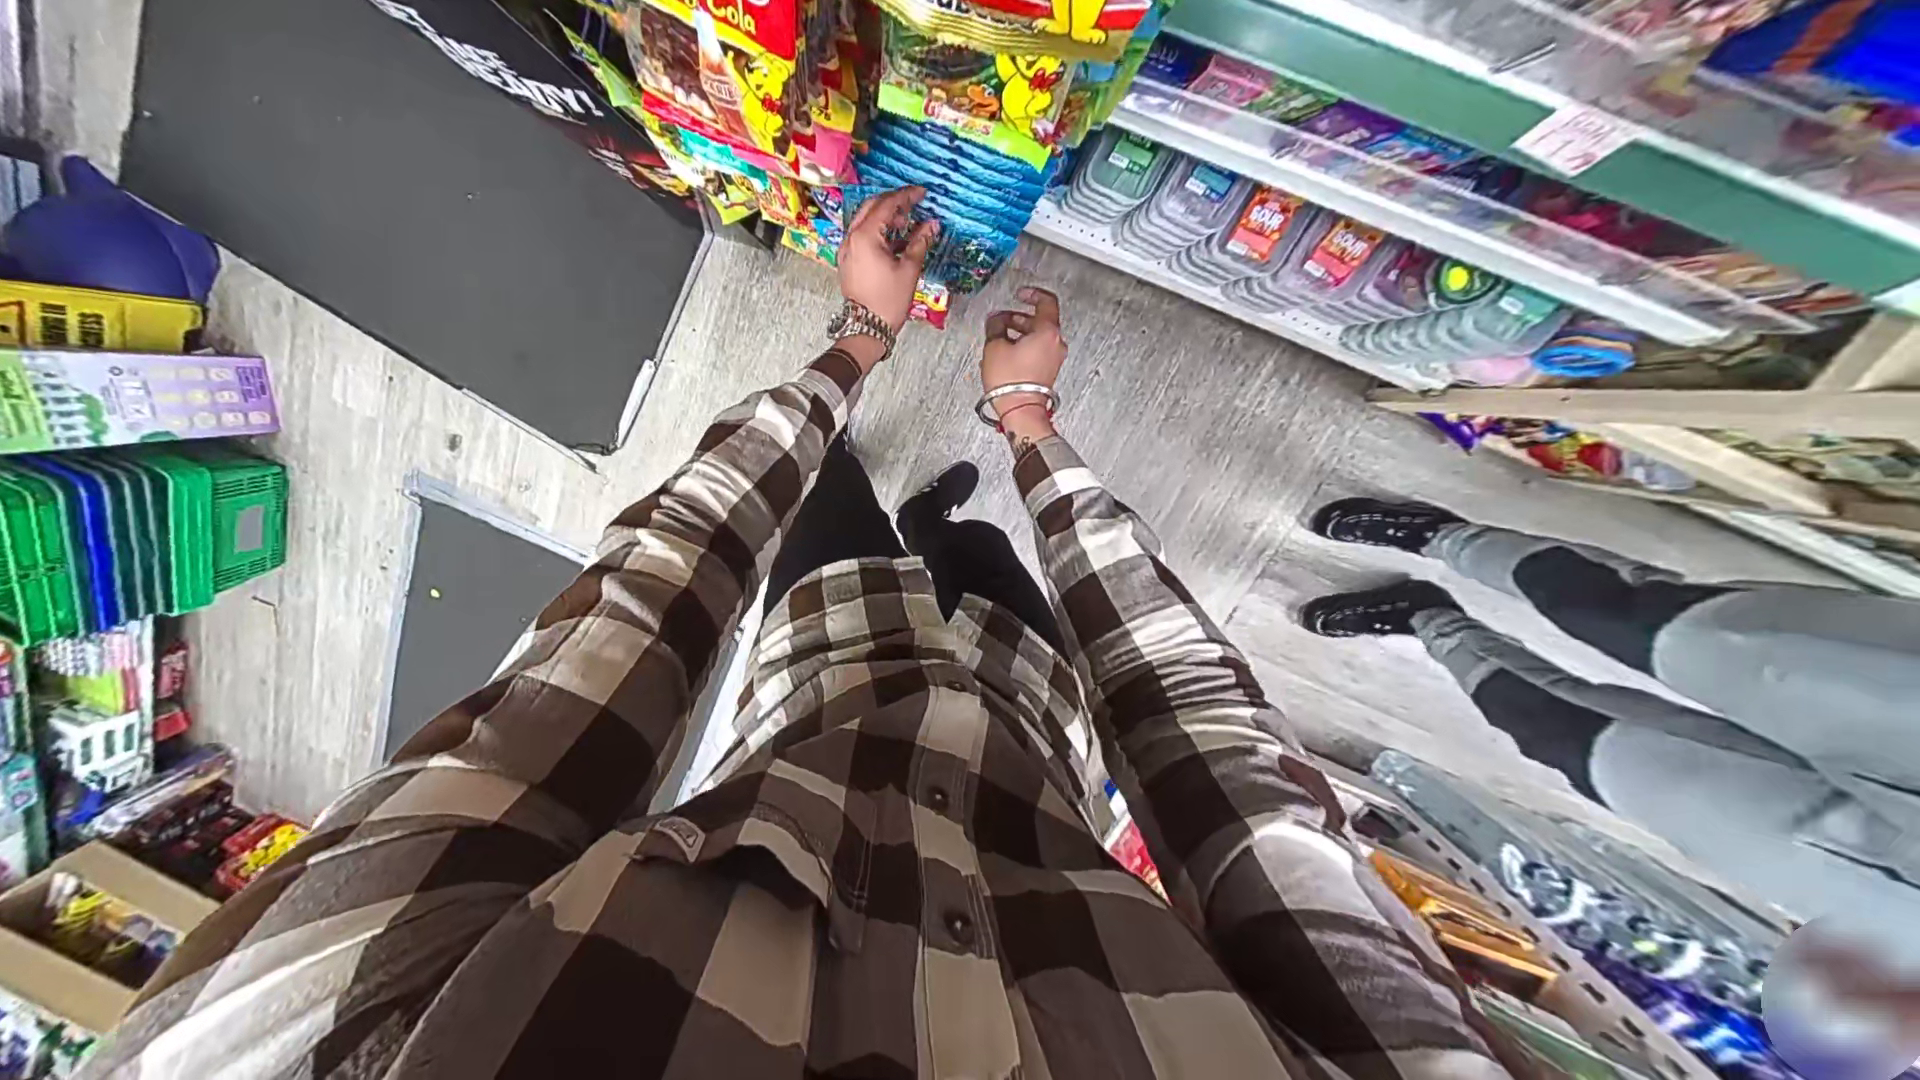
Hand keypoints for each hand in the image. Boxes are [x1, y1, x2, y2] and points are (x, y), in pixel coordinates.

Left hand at [837, 186, 938, 336]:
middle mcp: (851, 238)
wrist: (867, 328)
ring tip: (905, 224)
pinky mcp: (847, 261)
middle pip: (872, 207)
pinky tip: (893, 242)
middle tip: (912, 205)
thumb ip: (920, 242)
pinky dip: (877, 233)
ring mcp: (847, 250)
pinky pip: (861, 236)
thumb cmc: (887, 302)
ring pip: (865, 221)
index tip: (921, 193)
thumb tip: (931, 225)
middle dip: (893, 203)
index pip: (887, 205)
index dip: (906, 196)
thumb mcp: (909, 270)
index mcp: (865, 236)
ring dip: (885, 218)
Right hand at [983, 287, 1065, 438]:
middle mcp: (1055, 344)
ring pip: (1038, 336)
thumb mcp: (995, 346)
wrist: (1020, 410)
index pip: (1046, 301)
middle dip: (1018, 317)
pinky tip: (1007, 353)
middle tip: (1001, 320)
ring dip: (1020, 333)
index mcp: (1047, 332)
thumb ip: (995, 326)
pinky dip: (1024, 346)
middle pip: (1040, 320)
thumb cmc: (1011, 382)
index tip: (1021, 294)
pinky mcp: (1048, 371)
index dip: (1031, 294)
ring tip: (1000, 337)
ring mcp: (1053, 359)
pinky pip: (1037, 351)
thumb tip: (995, 320)